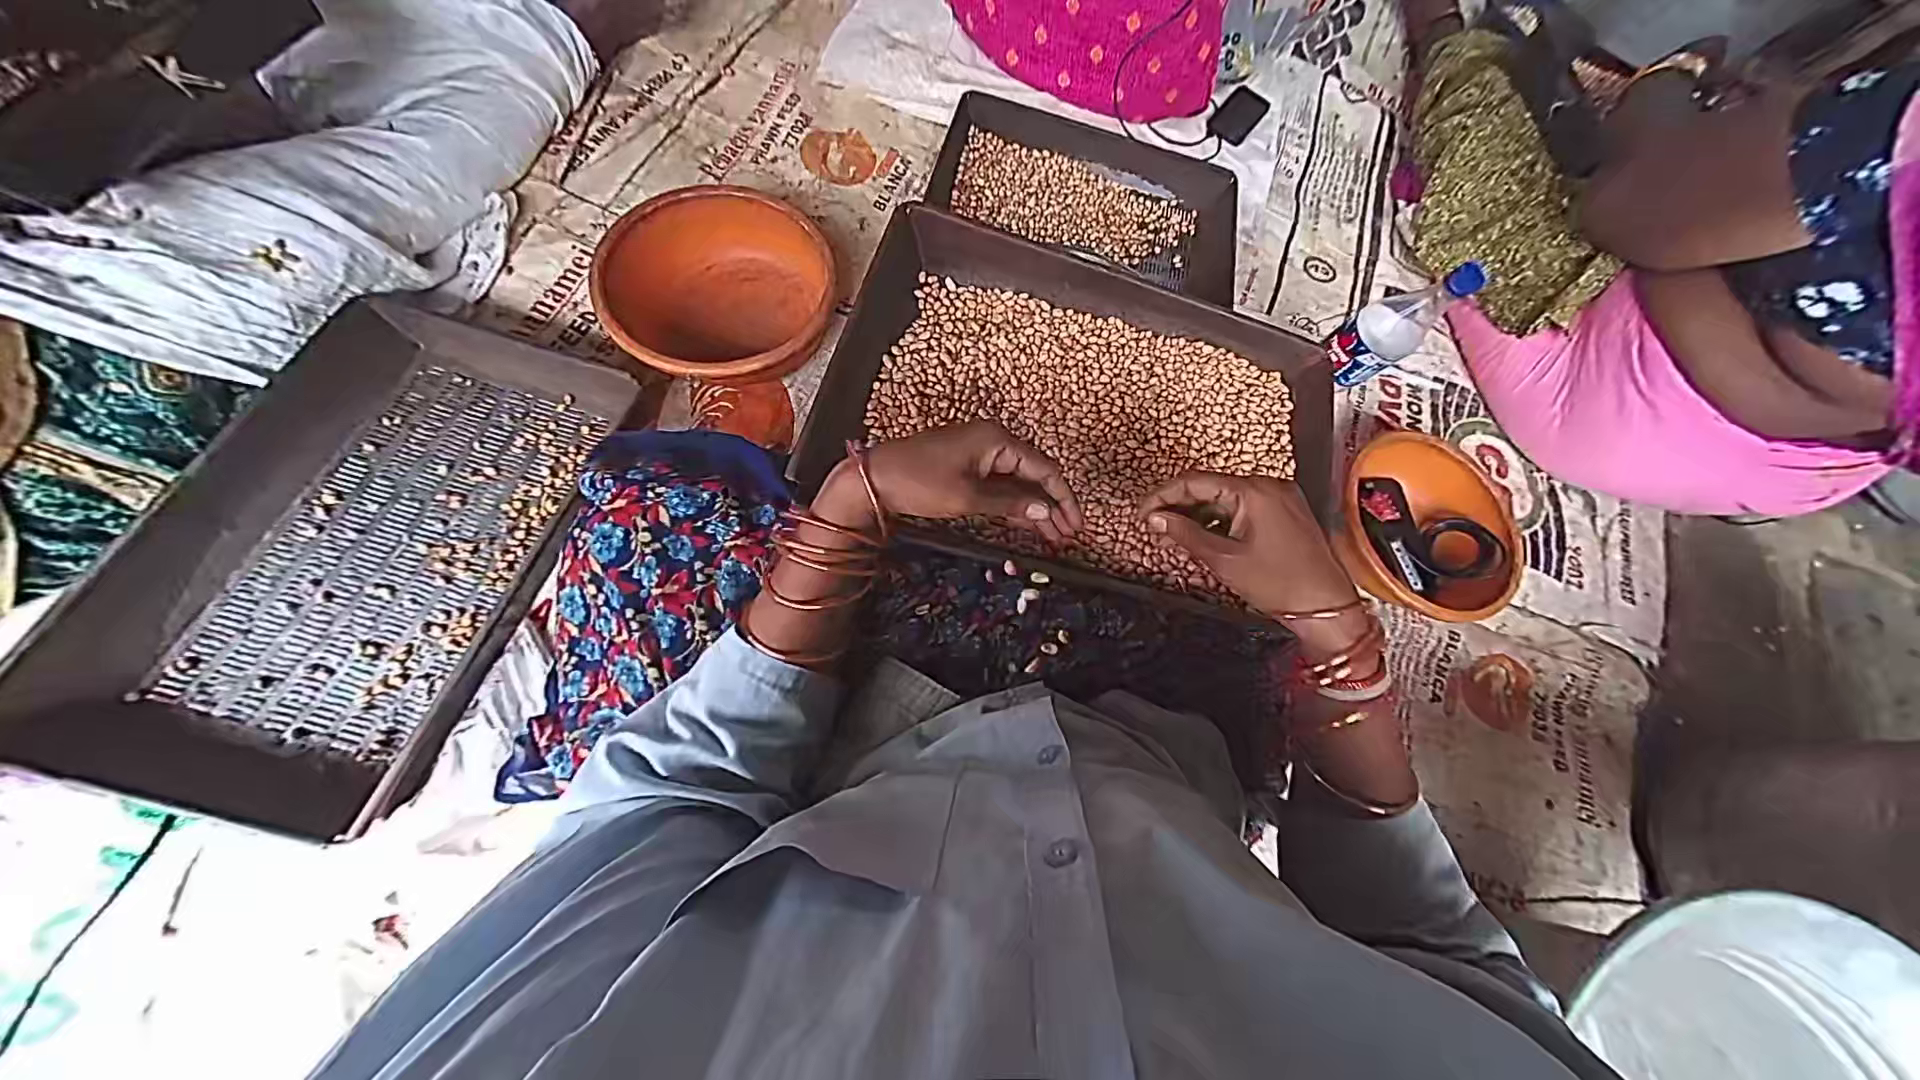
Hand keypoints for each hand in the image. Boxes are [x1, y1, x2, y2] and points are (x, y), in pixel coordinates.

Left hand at [820, 421, 1083, 543]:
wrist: (875, 479)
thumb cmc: (919, 482)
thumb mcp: (968, 497)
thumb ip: (1011, 503)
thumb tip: (1046, 511)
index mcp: (997, 440)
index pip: (1044, 468)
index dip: (1063, 498)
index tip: (1076, 524)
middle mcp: (994, 442)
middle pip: (1035, 474)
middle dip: (1052, 505)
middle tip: (1067, 536)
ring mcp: (981, 454)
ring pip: (1019, 482)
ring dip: (1036, 508)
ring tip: (1053, 537)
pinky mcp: (969, 467)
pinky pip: (1001, 485)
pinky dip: (1015, 504)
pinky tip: (1029, 524)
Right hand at [1134, 472, 1357, 619]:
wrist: (1326, 607)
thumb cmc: (1283, 584)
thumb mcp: (1222, 559)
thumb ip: (1185, 533)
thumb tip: (1157, 519)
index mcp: (1254, 491)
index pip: (1195, 481)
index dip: (1163, 496)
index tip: (1144, 512)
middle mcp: (1269, 487)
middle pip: (1209, 487)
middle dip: (1178, 507)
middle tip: (1155, 528)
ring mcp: (1278, 499)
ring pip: (1224, 499)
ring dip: (1197, 515)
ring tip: (1174, 537)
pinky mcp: (1283, 513)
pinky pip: (1241, 508)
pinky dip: (1218, 521)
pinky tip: (1202, 538)